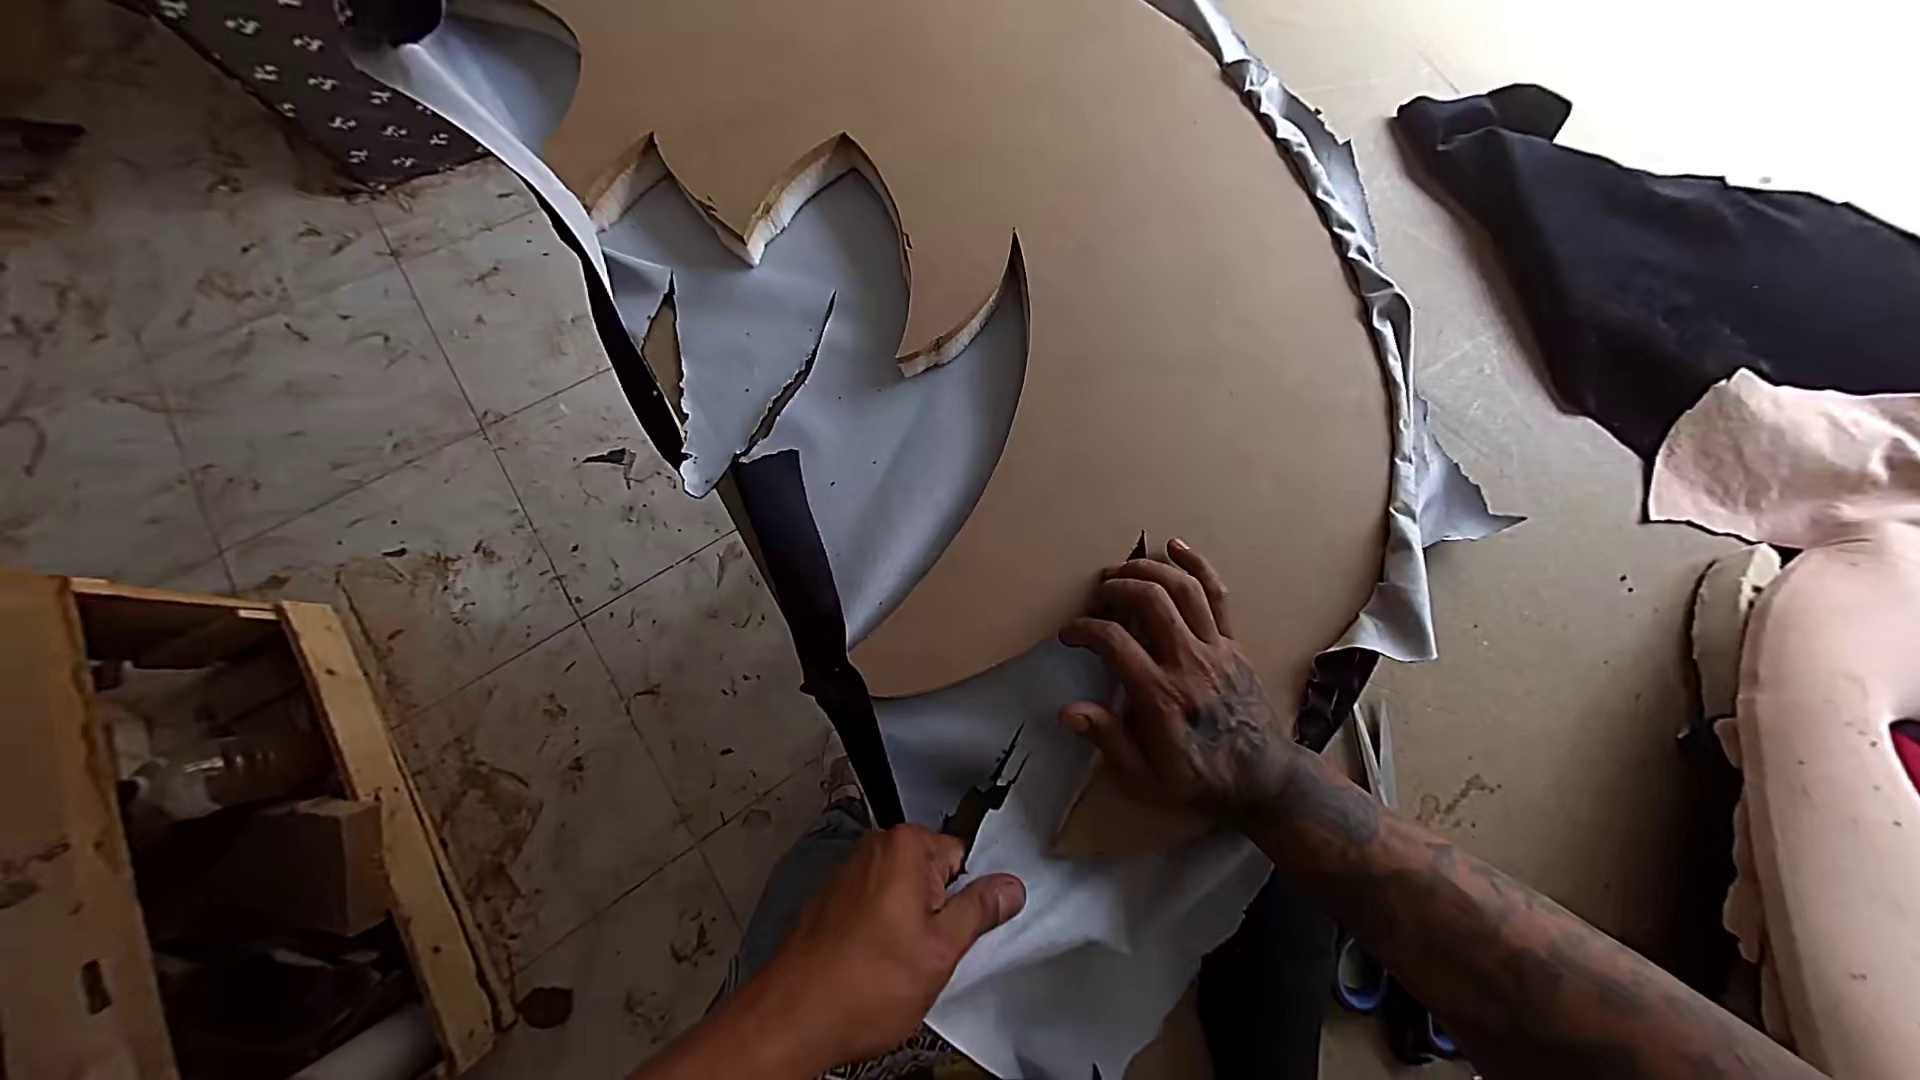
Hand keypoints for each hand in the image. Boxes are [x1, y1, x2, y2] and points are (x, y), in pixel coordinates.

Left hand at [747, 824, 1025, 1070]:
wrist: (795, 1016)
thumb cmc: (860, 984)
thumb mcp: (941, 949)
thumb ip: (981, 910)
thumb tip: (1008, 888)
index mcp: (906, 846)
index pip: (963, 856)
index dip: (968, 896)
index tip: (966, 925)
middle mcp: (877, 848)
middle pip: (933, 872)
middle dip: (938, 911)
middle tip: (930, 952)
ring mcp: (853, 871)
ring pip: (906, 891)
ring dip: (911, 924)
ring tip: (899, 963)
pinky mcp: (837, 897)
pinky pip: (879, 903)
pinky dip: (884, 929)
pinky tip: (877, 965)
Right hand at [1057, 538, 1314, 822]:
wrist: (1265, 780)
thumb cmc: (1199, 779)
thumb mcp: (1145, 776)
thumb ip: (1108, 739)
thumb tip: (1068, 711)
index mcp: (1161, 696)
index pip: (1114, 642)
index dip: (1083, 629)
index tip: (1070, 633)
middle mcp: (1189, 662)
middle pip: (1150, 600)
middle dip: (1117, 586)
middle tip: (1098, 593)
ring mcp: (1215, 648)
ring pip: (1183, 589)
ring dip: (1149, 569)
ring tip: (1124, 568)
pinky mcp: (1232, 644)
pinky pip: (1217, 595)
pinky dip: (1197, 566)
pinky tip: (1176, 547)